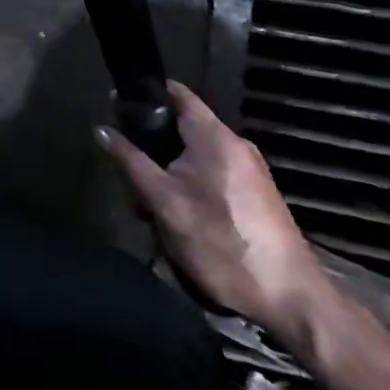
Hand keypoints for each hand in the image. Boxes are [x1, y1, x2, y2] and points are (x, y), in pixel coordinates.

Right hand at [98, 81, 331, 336]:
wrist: (288, 297)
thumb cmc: (221, 242)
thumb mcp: (165, 202)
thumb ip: (131, 162)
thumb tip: (101, 129)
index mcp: (214, 136)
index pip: (177, 93)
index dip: (147, 93)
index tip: (118, 104)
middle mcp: (234, 143)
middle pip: (182, 128)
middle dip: (151, 147)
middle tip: (128, 176)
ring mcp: (248, 169)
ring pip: (194, 156)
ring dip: (167, 174)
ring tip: (149, 208)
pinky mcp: (254, 194)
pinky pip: (211, 174)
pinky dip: (188, 186)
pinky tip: (177, 219)